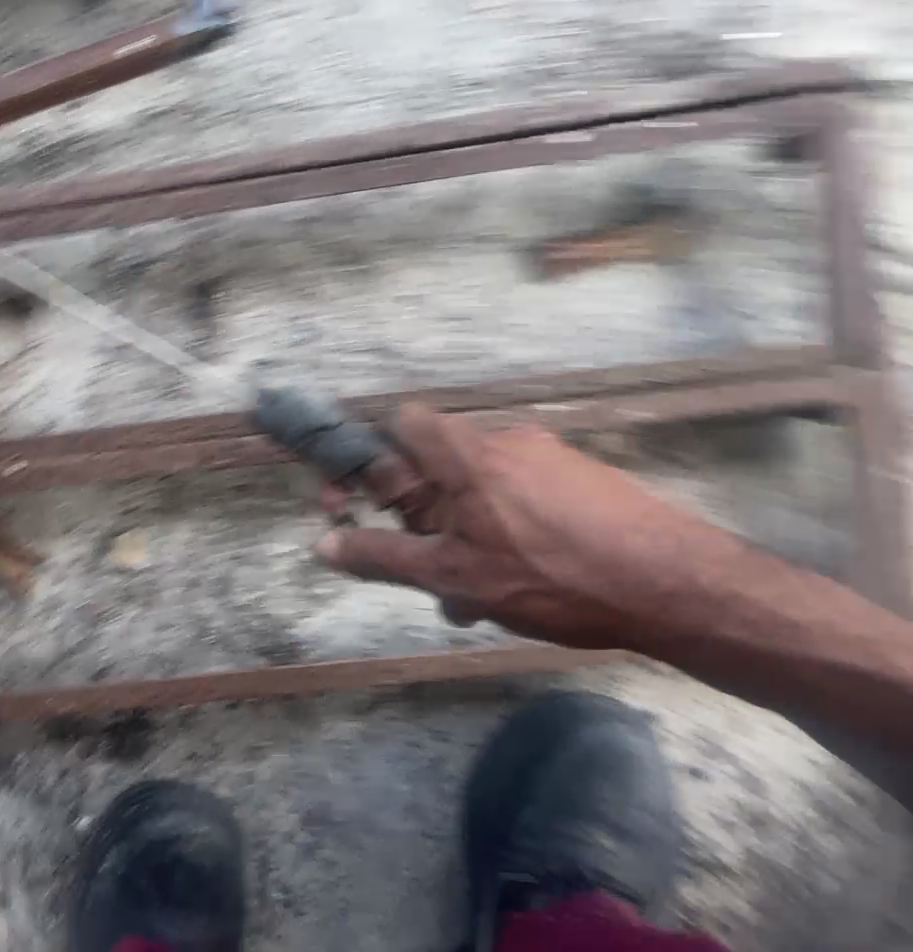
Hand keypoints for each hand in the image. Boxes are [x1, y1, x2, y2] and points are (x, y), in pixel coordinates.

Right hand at [315, 405, 757, 651]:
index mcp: (465, 455)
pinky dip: (503, 532)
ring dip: (459, 531)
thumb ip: (381, 555)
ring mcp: (553, 460)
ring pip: (478, 488)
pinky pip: (521, 498)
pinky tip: (521, 583)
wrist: (691, 591)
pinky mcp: (589, 483)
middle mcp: (506, 442)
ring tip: (474, 590)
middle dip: (415, 513)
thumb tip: (323, 544)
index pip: (396, 422)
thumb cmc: (554, 577)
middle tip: (422, 563)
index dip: (363, 457)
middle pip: (434, 462)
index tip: (353, 503)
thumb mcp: (453, 575)